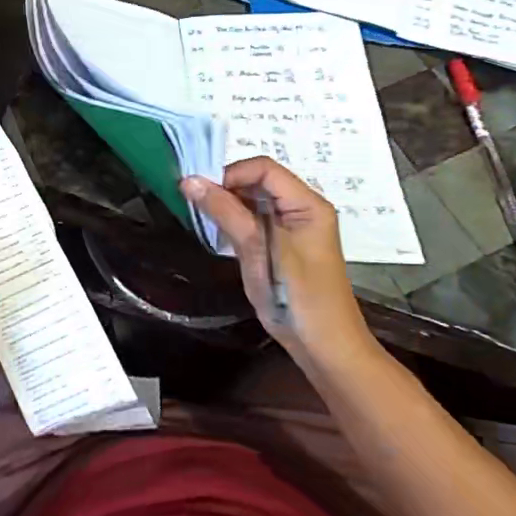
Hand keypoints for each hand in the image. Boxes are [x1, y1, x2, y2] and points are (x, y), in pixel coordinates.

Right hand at [183, 158, 373, 364]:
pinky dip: (237, 223)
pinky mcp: (286, 246)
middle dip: (227, 188)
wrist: (326, 348)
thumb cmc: (296, 296)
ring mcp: (296, 228)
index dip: (231, 173)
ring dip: (230, 206)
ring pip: (256, 202)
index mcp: (308, 203)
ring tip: (205, 220)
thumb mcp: (258, 249)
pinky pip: (258, 221)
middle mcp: (304, 209)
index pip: (264, 168)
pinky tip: (222, 236)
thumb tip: (189, 181)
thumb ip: (225, 212)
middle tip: (197, 205)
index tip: (201, 192)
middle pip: (260, 181)